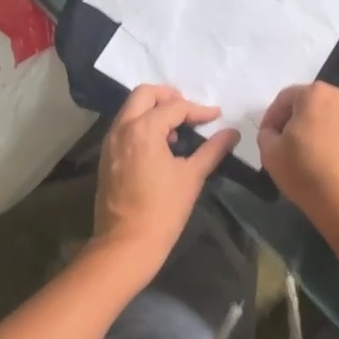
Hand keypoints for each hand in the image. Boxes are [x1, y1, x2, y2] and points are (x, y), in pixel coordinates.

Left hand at [91, 85, 238, 275]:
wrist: (126, 244)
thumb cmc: (163, 210)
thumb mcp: (192, 177)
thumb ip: (212, 150)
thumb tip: (232, 133)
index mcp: (143, 129)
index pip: (175, 107)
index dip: (198, 110)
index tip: (216, 117)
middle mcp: (122, 128)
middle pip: (144, 94)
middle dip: (168, 97)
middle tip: (189, 111)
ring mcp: (110, 142)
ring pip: (130, 109)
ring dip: (153, 110)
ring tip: (176, 130)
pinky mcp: (106, 156)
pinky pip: (124, 126)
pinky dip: (141, 124)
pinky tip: (159, 146)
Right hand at [257, 82, 338, 225]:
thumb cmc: (305, 170)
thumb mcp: (270, 152)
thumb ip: (267, 134)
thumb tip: (274, 133)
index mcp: (315, 93)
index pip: (284, 99)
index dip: (270, 118)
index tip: (265, 138)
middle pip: (308, 104)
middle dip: (293, 121)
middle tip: (282, 143)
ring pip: (326, 117)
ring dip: (312, 129)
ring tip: (303, 154)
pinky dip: (329, 140)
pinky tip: (323, 161)